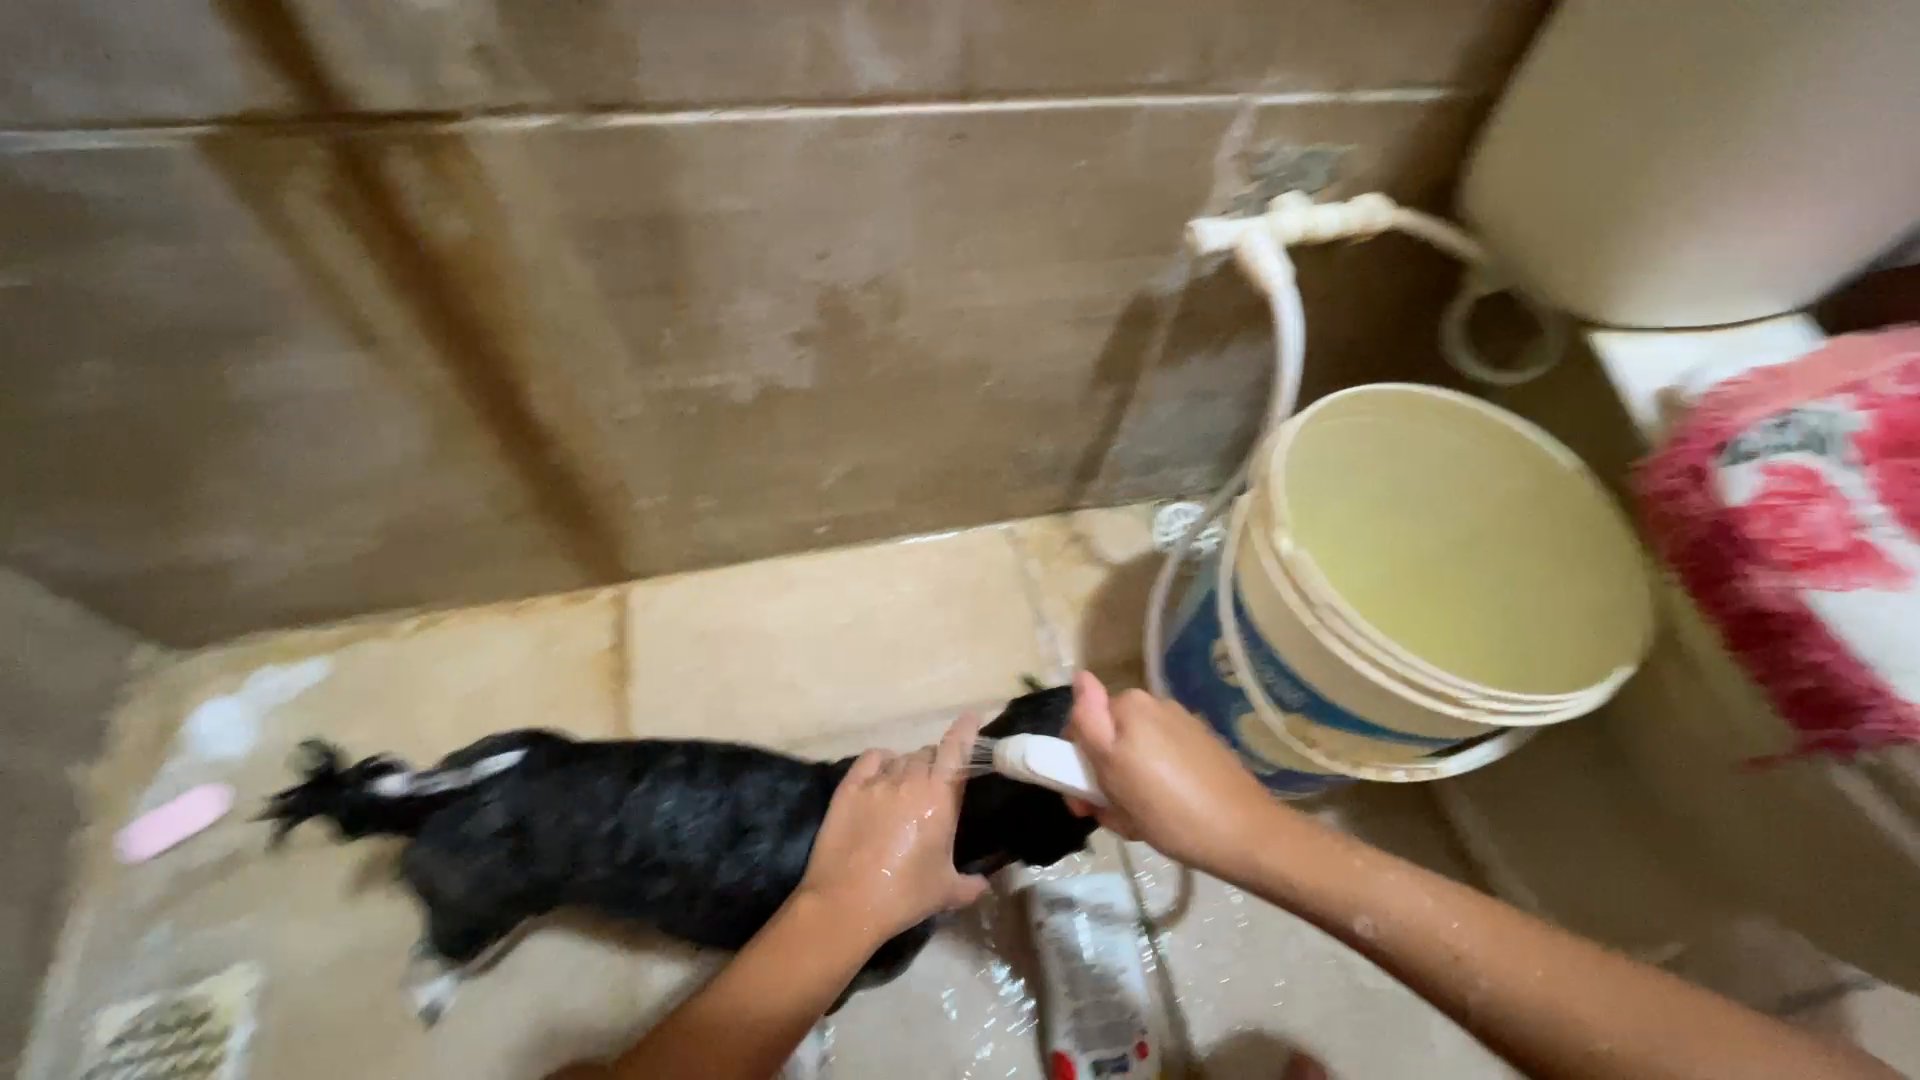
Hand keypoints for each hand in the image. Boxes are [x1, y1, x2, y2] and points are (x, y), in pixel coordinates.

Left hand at [795, 715, 990, 942]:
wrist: (846, 903)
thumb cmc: (904, 896)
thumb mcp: (946, 892)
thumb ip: (970, 885)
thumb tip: (985, 885)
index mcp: (940, 798)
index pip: (957, 750)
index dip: (966, 731)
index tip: (971, 718)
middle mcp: (911, 780)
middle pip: (928, 754)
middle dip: (936, 764)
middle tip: (934, 787)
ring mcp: (878, 781)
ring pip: (902, 758)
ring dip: (909, 768)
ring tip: (906, 789)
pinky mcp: (850, 787)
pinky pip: (871, 759)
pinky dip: (881, 761)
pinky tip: (882, 774)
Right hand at [1065, 671, 1283, 874]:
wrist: (1244, 834)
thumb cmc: (1167, 808)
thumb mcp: (1112, 766)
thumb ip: (1088, 719)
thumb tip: (1079, 674)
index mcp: (1130, 705)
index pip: (1081, 725)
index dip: (1075, 762)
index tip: (1084, 799)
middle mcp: (1156, 706)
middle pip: (1110, 739)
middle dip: (1104, 775)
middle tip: (1114, 812)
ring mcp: (1182, 725)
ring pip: (1136, 753)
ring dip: (1130, 782)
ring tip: (1143, 818)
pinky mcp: (1203, 747)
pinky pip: (1162, 761)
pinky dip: (1157, 781)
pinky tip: (1170, 810)